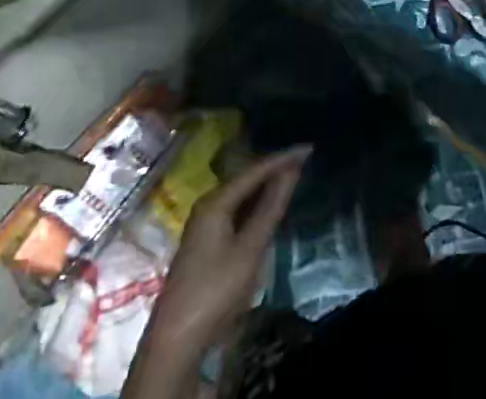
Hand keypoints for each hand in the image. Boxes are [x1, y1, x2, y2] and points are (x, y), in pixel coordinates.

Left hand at [145, 146, 308, 350]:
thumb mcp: (250, 249)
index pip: (254, 170)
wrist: (177, 337)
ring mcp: (205, 225)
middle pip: (246, 180)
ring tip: (293, 179)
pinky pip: (237, 213)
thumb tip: (290, 171)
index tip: (308, 149)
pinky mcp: (207, 243)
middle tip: (304, 161)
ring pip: (241, 197)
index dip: (282, 159)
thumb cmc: (215, 290)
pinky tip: (269, 211)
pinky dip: (256, 207)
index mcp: (215, 202)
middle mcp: (208, 206)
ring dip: (266, 188)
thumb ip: (270, 209)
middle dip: (274, 169)